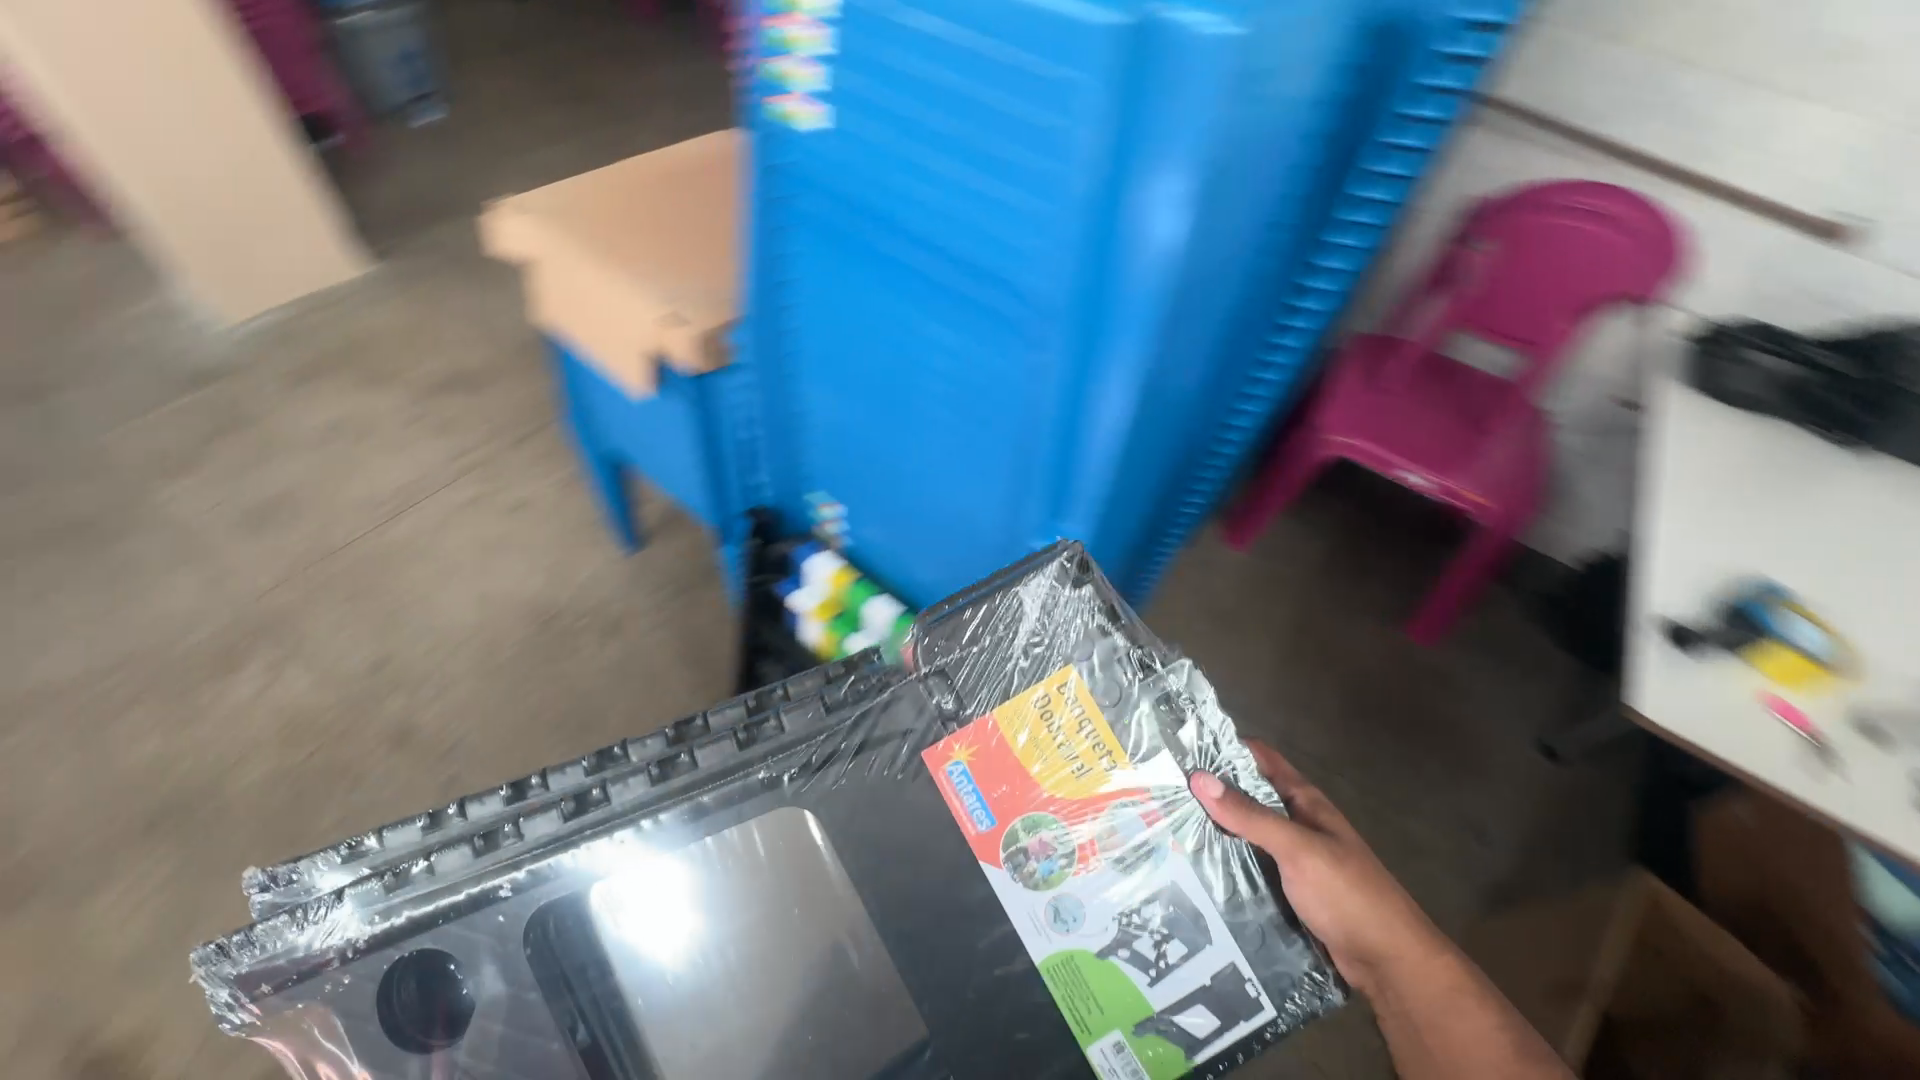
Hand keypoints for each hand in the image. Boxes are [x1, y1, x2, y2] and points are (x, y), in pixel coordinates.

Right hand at [1189, 739, 1449, 996]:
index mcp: (1305, 801)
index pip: (1260, 758)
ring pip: (1245, 834)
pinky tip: (1195, 870)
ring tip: (1165, 827)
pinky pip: (1249, 868)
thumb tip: (1198, 778)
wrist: (1388, 961)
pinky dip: (1225, 865)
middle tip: (1161, 791)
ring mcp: (1292, 858)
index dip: (1225, 747)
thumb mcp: (1297, 849)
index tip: (1181, 746)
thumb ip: (1250, 816)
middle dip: (1210, 791)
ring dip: (1214, 831)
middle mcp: (1297, 823)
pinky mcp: (1286, 890)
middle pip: (1248, 796)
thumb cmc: (1348, 894)